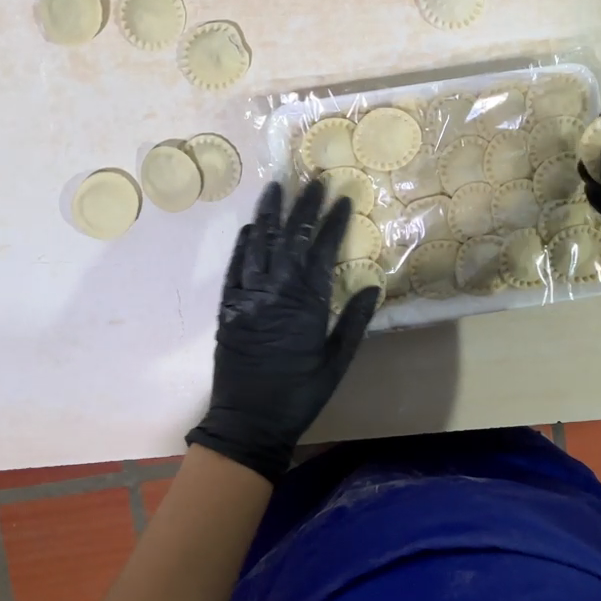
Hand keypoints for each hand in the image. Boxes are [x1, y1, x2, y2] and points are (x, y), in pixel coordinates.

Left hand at [185, 179, 380, 480]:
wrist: (247, 422)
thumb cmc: (298, 396)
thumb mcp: (337, 364)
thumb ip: (353, 323)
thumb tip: (372, 285)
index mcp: (306, 306)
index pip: (321, 251)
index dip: (332, 222)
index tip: (343, 197)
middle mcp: (275, 293)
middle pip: (290, 239)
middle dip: (304, 207)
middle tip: (314, 178)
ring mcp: (247, 298)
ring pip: (259, 246)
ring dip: (269, 215)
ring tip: (277, 186)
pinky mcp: (228, 308)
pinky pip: (235, 269)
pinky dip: (243, 246)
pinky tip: (251, 227)